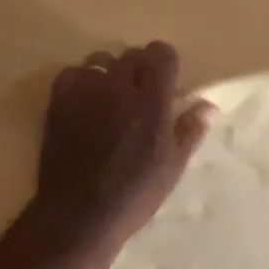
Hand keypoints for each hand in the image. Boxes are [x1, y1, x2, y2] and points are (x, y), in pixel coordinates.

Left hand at [30, 42, 213, 253]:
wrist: (78, 215)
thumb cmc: (133, 195)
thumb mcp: (172, 167)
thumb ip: (190, 130)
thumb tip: (208, 106)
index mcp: (152, 101)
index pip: (161, 53)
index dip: (163, 64)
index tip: (163, 83)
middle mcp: (119, 86)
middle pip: (132, 55)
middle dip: (137, 70)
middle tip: (137, 98)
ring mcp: (87, 90)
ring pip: (101, 60)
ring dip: (108, 74)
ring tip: (107, 100)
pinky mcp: (59, 99)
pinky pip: (72, 72)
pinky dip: (79, 83)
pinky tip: (82, 105)